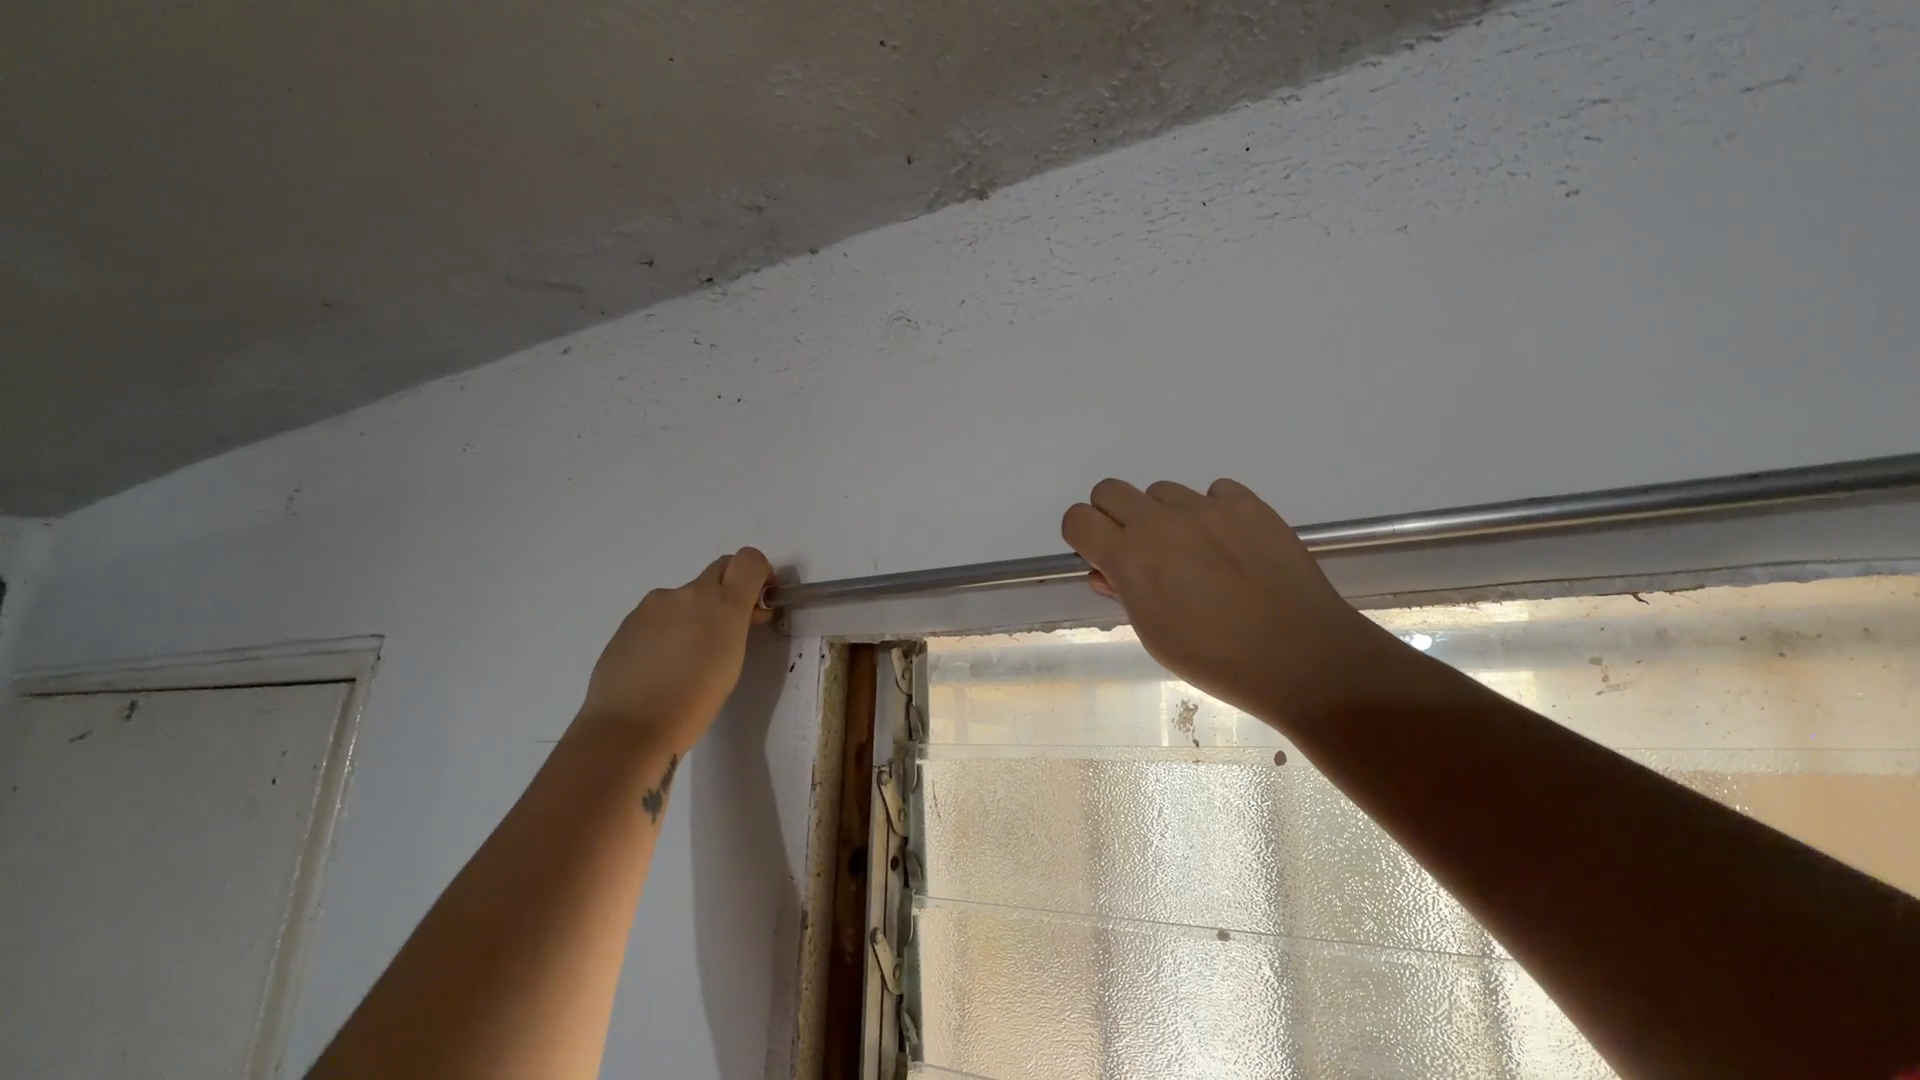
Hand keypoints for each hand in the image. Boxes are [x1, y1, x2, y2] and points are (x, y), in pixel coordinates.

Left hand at [576, 547, 775, 753]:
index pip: (749, 560)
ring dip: (695, 613)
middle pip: (718, 571)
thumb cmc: (694, 703)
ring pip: (686, 597)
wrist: (629, 726)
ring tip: (688, 658)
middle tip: (729, 629)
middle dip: (729, 591)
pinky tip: (661, 665)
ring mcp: (654, 605)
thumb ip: (738, 626)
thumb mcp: (732, 663)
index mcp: (721, 604)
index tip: (760, 600)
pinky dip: (669, 629)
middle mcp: (688, 594)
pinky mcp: (629, 622)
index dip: (759, 573)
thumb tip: (744, 612)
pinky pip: (659, 615)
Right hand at [1061, 479, 1407, 727]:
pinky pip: (1214, 491)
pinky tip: (1231, 545)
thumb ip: (1124, 593)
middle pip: (1110, 490)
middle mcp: (1161, 522)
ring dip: (1164, 516)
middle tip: (1140, 553)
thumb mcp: (1154, 636)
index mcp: (1130, 558)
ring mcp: (1207, 508)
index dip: (1082, 537)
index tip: (1099, 557)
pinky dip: (1212, 512)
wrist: (1300, 656)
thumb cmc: (1215, 660)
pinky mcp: (1248, 504)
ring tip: (1195, 554)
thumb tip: (1108, 571)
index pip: (1078, 519)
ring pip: (1162, 491)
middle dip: (1114, 518)